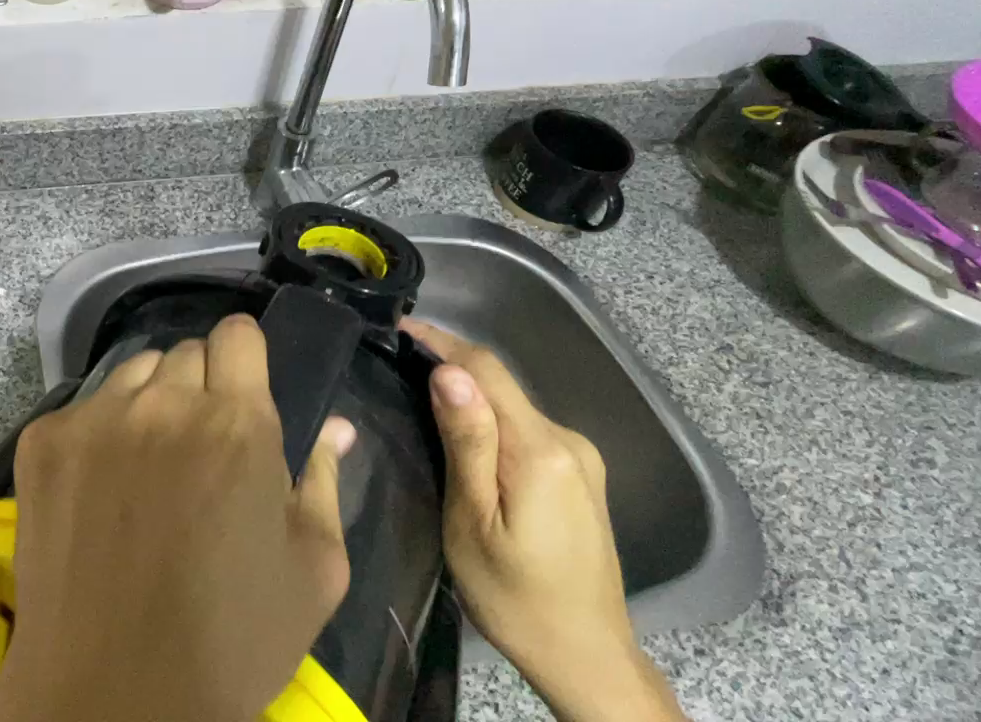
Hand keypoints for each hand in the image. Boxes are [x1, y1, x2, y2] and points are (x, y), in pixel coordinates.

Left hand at [0, 314, 356, 721]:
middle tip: (200, 448)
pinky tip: (102, 490)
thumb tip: (335, 425)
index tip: (243, 390)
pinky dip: (98, 433)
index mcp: (237, 424)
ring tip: (149, 465)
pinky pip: (83, 409)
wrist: (111, 695)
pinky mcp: (42, 441)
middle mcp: (162, 403)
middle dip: (201, 387)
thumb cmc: (230, 642)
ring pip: (133, 373)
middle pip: (187, 353)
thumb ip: (323, 480)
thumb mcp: (312, 572)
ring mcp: (94, 418)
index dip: (245, 357)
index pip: (238, 334)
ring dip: (149, 402)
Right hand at [403, 319, 687, 721]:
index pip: (486, 370)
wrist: (585, 655)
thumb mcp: (472, 521)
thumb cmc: (513, 595)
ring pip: (513, 405)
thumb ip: (466, 442)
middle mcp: (568, 442)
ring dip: (468, 392)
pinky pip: (525, 429)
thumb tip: (448, 373)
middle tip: (395, 357)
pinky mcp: (581, 476)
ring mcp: (581, 459)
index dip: (442, 341)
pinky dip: (490, 418)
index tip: (399, 326)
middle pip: (501, 384)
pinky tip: (463, 432)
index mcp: (540, 451)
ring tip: (417, 390)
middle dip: (450, 363)